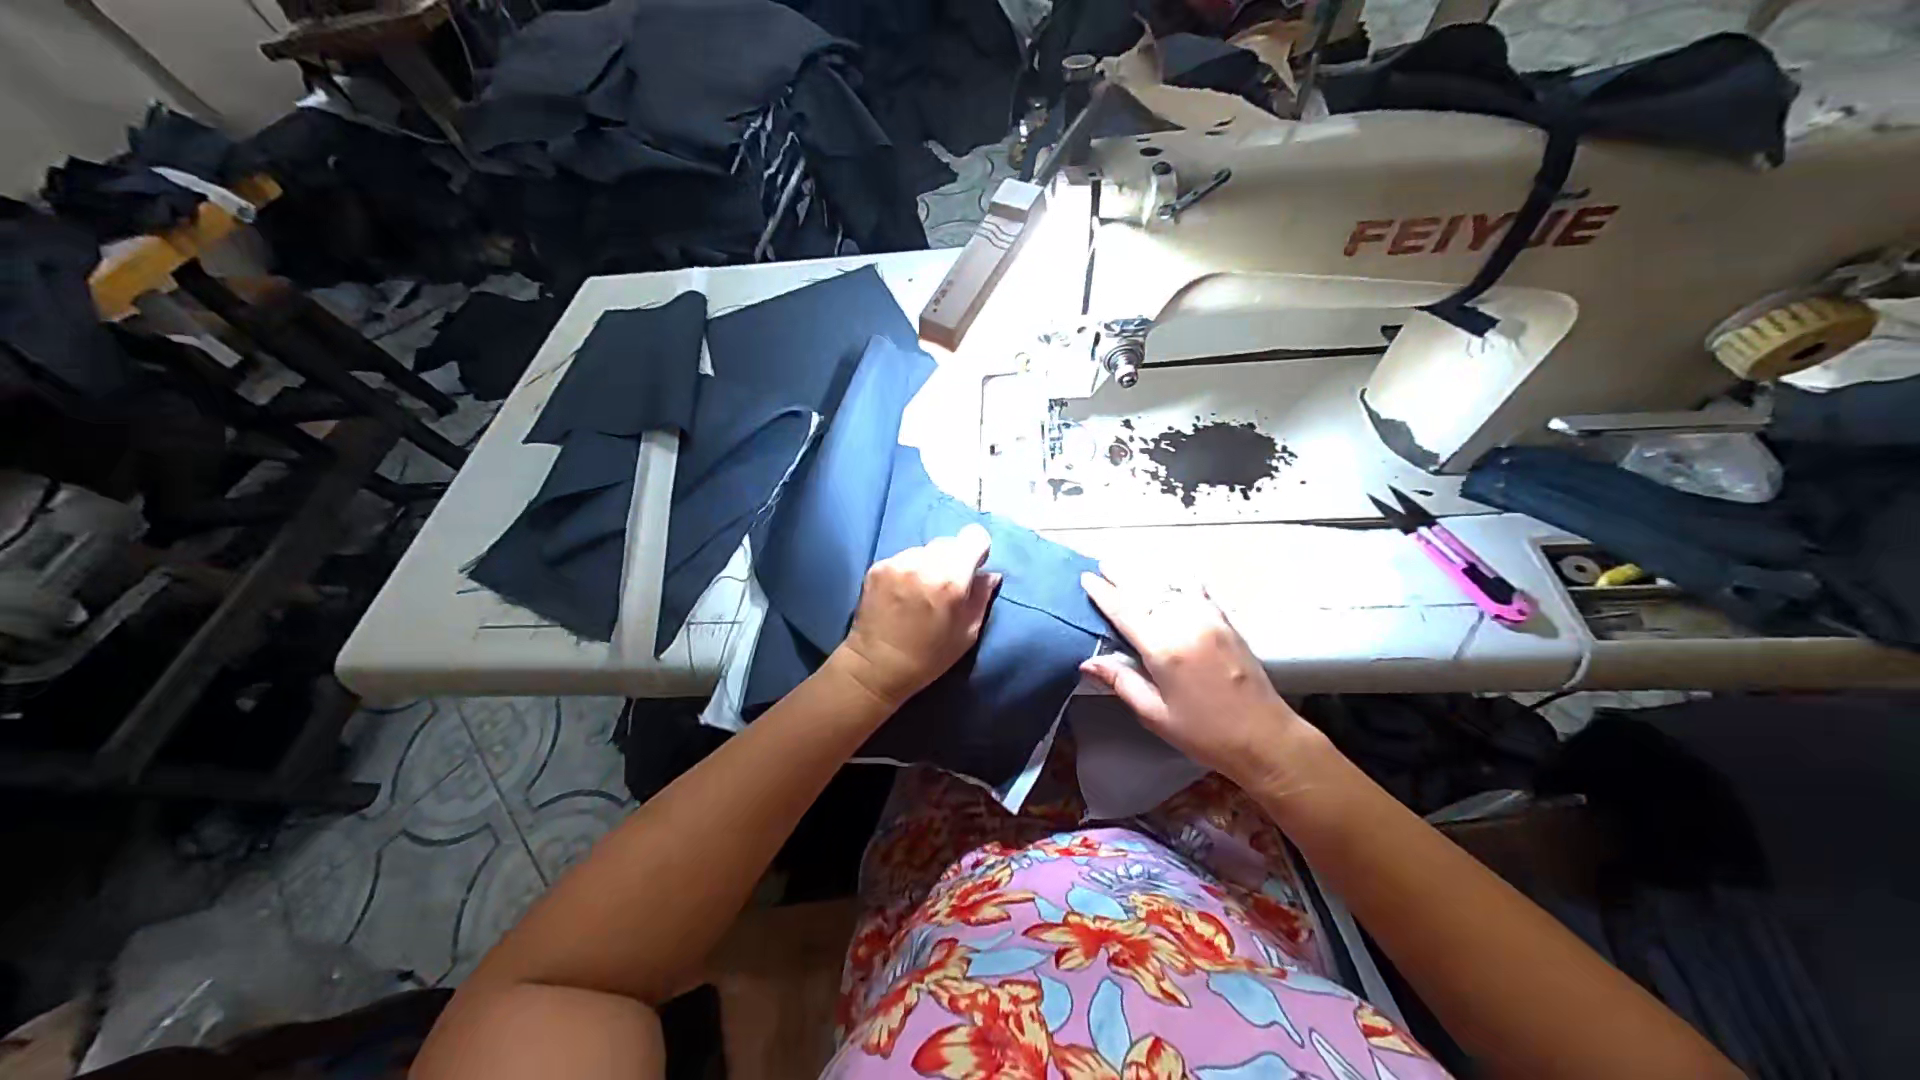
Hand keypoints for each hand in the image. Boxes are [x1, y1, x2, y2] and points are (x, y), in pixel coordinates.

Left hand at [830, 524, 1000, 711]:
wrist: (876, 667)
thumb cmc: (929, 657)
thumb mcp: (967, 633)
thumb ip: (981, 598)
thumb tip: (990, 574)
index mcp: (951, 580)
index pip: (974, 536)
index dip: (977, 550)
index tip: (973, 568)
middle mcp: (923, 564)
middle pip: (949, 542)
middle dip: (953, 559)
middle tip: (945, 586)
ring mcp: (897, 563)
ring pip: (924, 550)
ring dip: (928, 564)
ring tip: (921, 592)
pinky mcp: (877, 567)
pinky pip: (903, 558)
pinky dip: (908, 570)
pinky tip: (902, 594)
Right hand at [1080, 566, 1315, 789]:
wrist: (1265, 738)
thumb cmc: (1206, 734)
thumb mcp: (1155, 714)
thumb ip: (1121, 682)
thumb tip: (1089, 662)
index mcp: (1164, 649)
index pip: (1125, 611)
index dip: (1103, 593)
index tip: (1088, 578)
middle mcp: (1186, 625)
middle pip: (1148, 591)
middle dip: (1124, 575)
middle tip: (1105, 563)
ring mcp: (1210, 621)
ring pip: (1174, 586)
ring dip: (1151, 573)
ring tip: (1132, 564)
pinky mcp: (1228, 623)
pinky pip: (1200, 592)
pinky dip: (1183, 579)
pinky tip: (1175, 573)